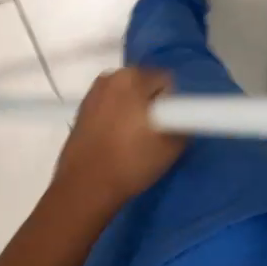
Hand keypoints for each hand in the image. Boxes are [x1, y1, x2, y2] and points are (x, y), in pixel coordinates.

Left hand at [52, 68, 185, 211]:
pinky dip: (115, 116)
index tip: (167, 127)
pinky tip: (115, 141)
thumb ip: (185, 123)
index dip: (171, 105)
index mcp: (133, 77)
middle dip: (151, 103)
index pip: (166, 81)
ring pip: (125, 96)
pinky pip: (109, 106)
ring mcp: (92, 93)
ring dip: (132, 109)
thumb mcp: (172, 146)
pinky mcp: (81, 110)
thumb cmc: (131, 162)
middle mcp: (110, 77)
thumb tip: (182, 118)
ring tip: (132, 139)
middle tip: (152, 134)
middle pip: (144, 84)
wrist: (84, 188)